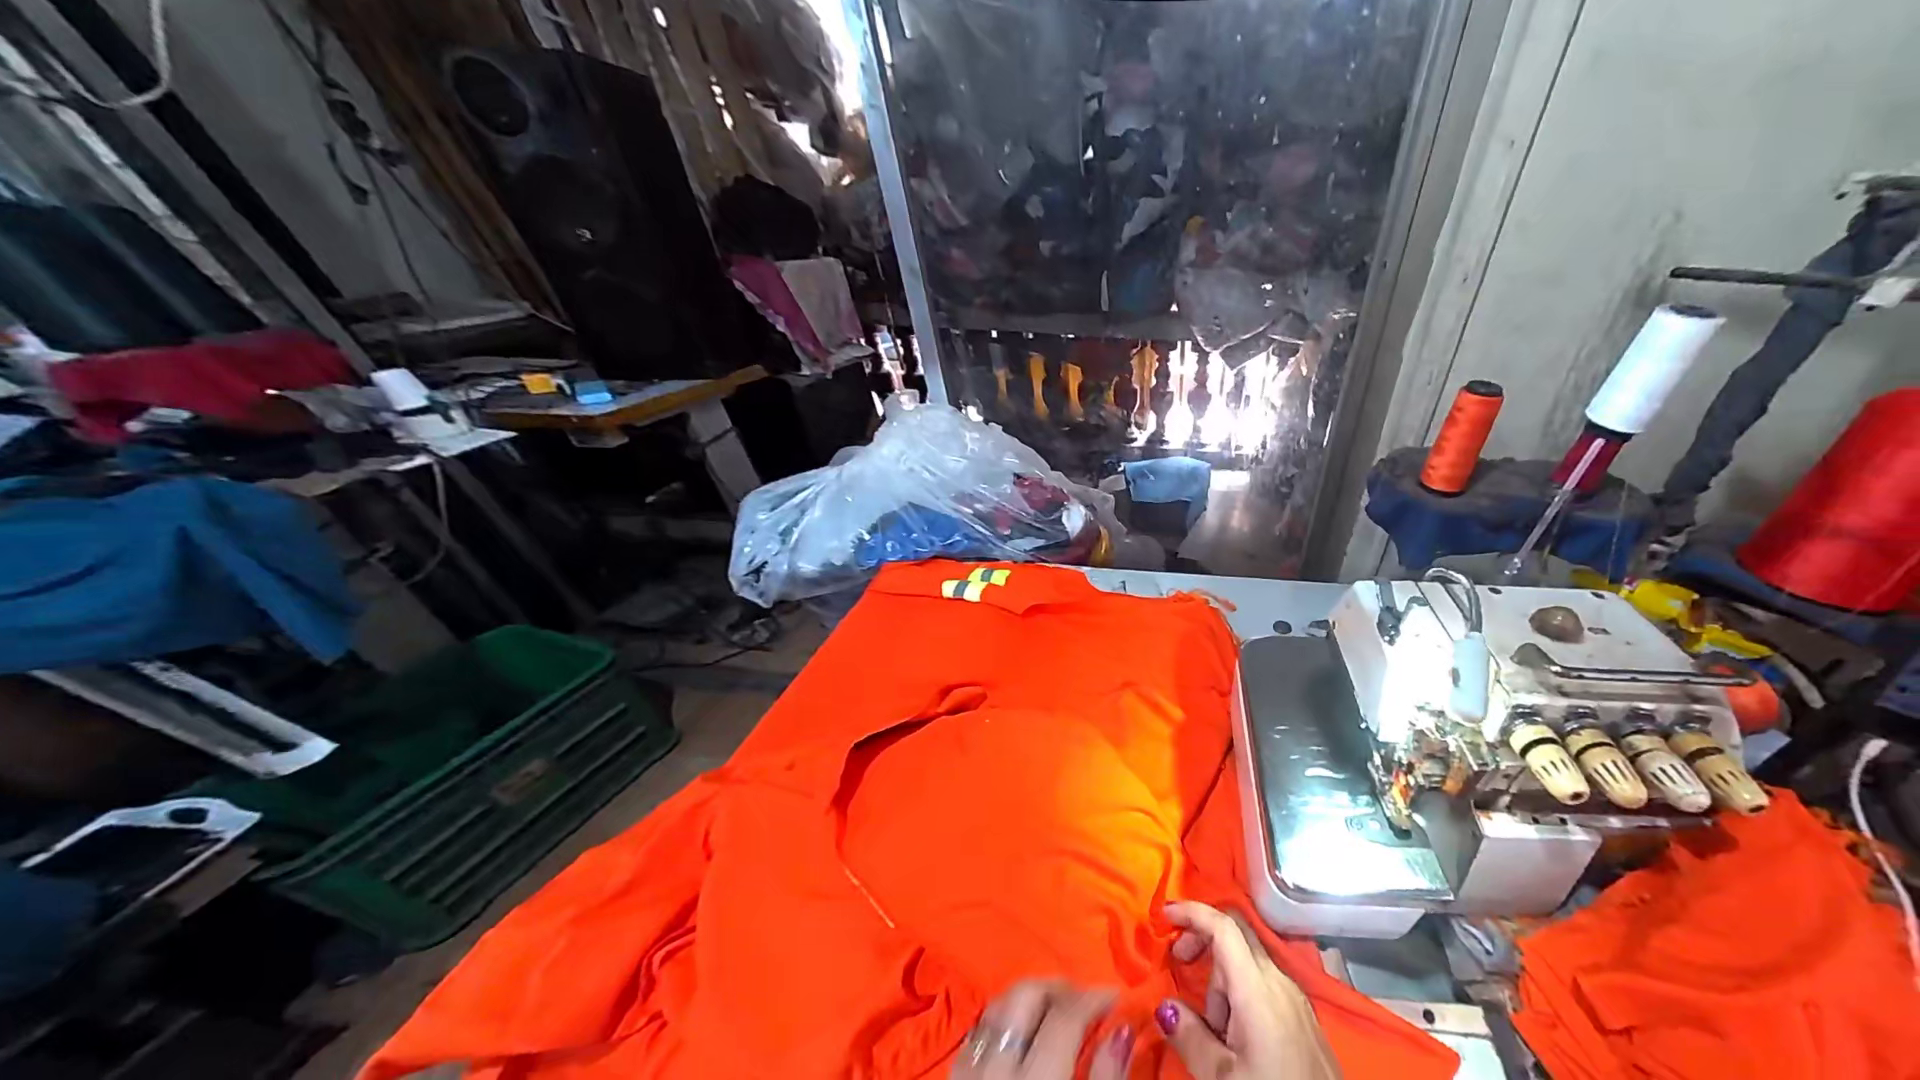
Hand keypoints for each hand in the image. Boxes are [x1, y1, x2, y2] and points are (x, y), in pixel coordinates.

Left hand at [953, 979, 1133, 1079]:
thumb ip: (1106, 1077)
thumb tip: (1122, 1028)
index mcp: (1034, 1076)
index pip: (1064, 1017)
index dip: (1093, 998)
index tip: (1116, 993)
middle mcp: (994, 1065)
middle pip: (1023, 997)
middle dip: (1056, 987)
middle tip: (1084, 996)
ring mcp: (968, 1068)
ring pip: (996, 1007)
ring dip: (1027, 999)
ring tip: (1055, 1007)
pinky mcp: (953, 1075)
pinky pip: (977, 1031)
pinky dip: (1001, 1020)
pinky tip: (1018, 1029)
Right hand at [1158, 901, 1340, 1079]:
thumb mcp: (1221, 1079)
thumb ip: (1189, 1035)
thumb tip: (1167, 1004)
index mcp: (1258, 990)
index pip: (1224, 926)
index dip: (1192, 912)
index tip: (1164, 915)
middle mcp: (1280, 983)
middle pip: (1237, 935)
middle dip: (1202, 938)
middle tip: (1178, 963)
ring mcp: (1297, 1000)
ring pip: (1248, 962)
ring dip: (1221, 975)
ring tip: (1211, 1025)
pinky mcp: (1304, 1020)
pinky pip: (1264, 984)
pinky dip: (1240, 991)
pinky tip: (1234, 1031)